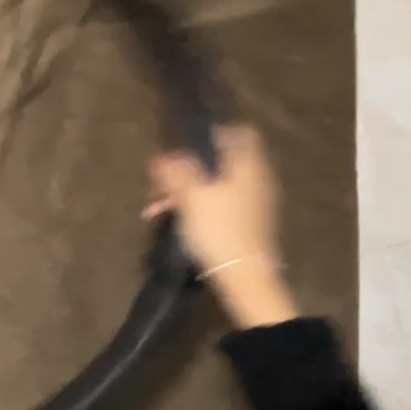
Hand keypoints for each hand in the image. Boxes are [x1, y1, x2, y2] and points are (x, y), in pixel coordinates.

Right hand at [143, 124, 298, 327]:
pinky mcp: (244, 222)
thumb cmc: (220, 230)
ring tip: (157, 206)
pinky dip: (195, 206)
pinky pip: (216, 204)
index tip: (186, 144)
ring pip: (213, 184)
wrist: (244, 276)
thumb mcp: (191, 196)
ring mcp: (251, 202)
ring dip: (184, 191)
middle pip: (219, 161)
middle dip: (186, 169)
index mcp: (247, 166)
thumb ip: (175, 172)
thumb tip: (160, 157)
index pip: (240, 133)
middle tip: (160, 181)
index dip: (213, 134)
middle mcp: (254, 179)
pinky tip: (170, 220)